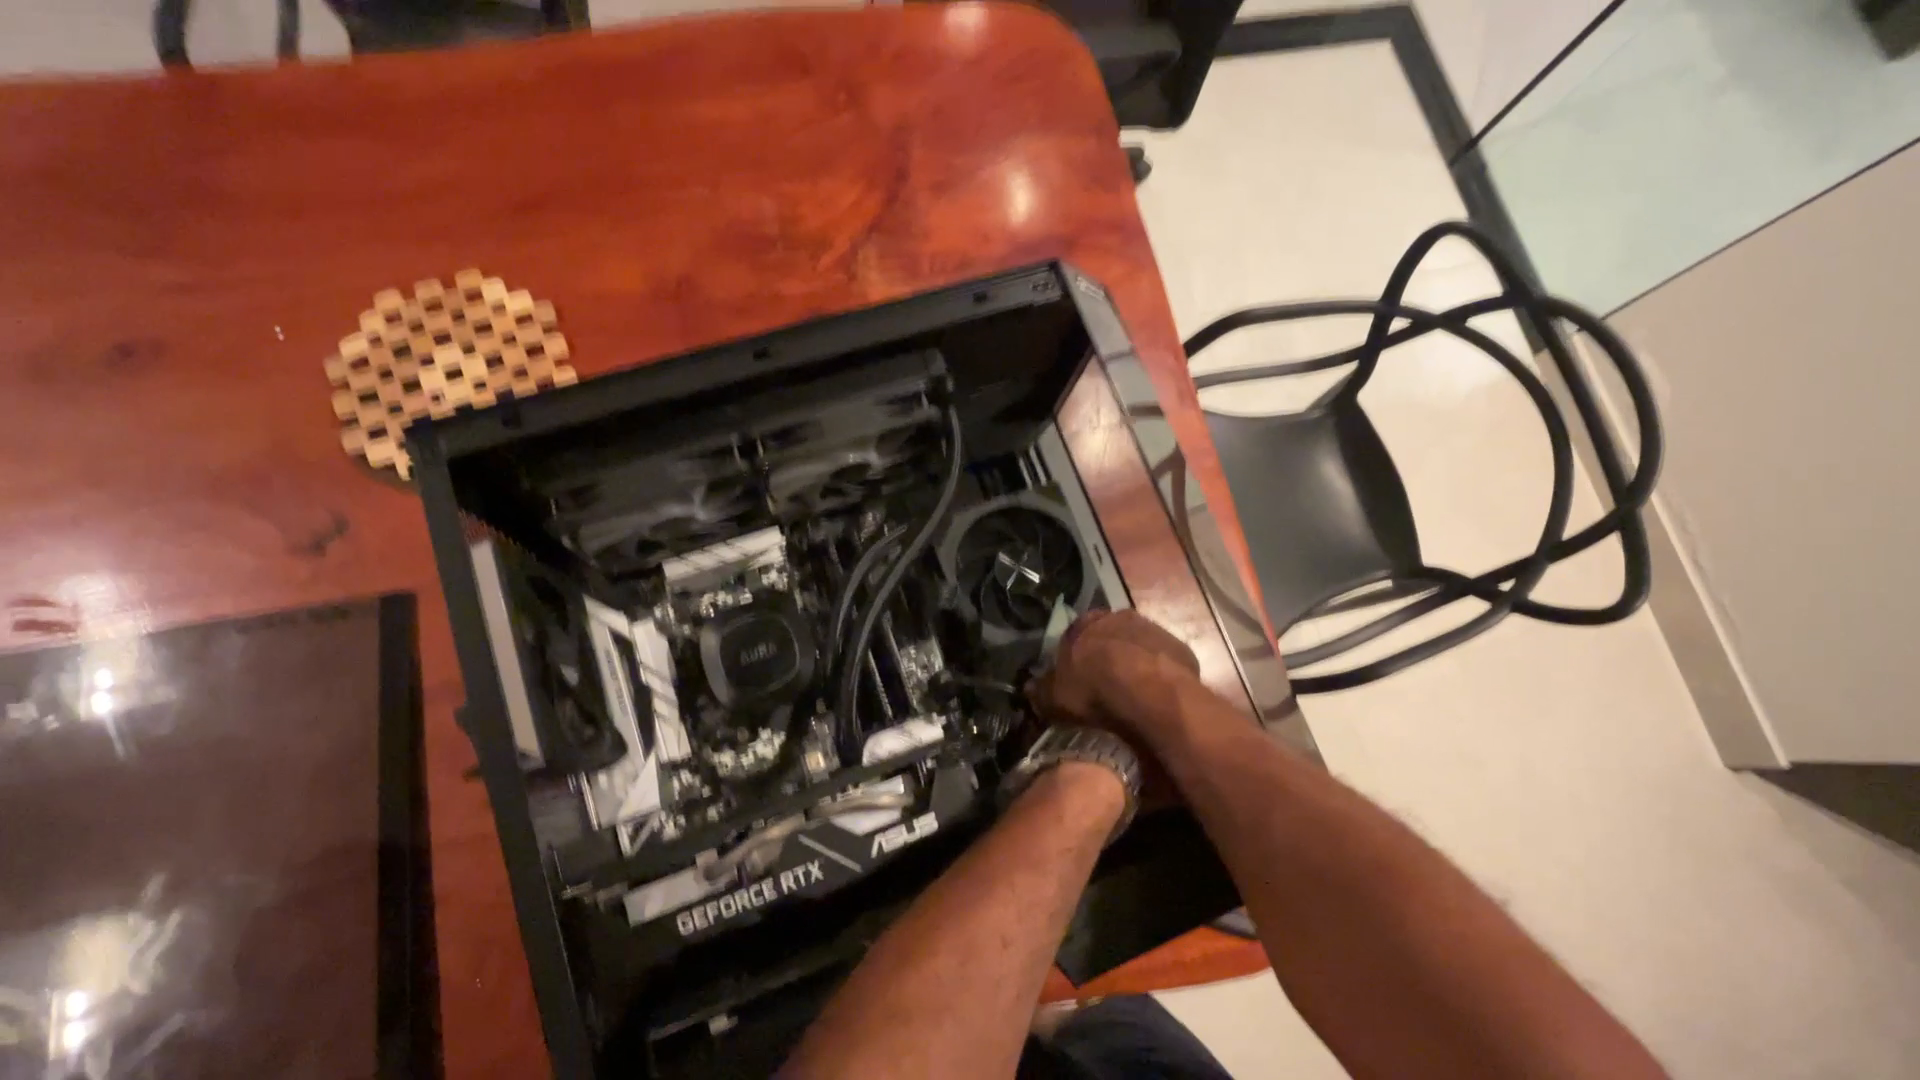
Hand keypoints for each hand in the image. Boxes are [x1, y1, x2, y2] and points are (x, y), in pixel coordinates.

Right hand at [1025, 610, 1199, 742]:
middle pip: (1109, 637)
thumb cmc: (1093, 690)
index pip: (1075, 634)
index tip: (1076, 678)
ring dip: (1135, 664)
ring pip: (1139, 647)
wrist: (1149, 693)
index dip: (1075, 657)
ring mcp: (1153, 629)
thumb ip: (1040, 690)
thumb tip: (1029, 688)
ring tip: (1132, 696)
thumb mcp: (1054, 698)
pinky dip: (1158, 676)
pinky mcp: (1180, 648)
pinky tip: (1155, 698)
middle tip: (1104, 687)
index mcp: (1084, 623)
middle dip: (1107, 657)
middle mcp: (1119, 617)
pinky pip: (1163, 663)